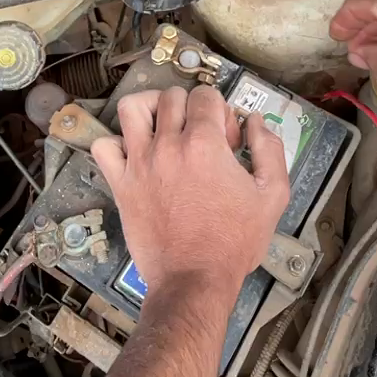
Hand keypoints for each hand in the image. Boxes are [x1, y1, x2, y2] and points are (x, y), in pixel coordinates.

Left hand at [92, 86, 289, 306]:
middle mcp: (168, 146)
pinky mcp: (121, 184)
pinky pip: (104, 147)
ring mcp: (140, 163)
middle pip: (172, 96)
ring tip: (162, 125)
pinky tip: (134, 153)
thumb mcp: (272, 196)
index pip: (206, 95)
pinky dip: (115, 142)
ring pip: (133, 107)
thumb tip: (257, 122)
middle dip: (190, 107)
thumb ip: (270, 150)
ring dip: (149, 108)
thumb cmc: (232, 243)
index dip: (220, 110)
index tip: (225, 135)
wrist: (194, 280)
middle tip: (199, 135)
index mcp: (204, 144)